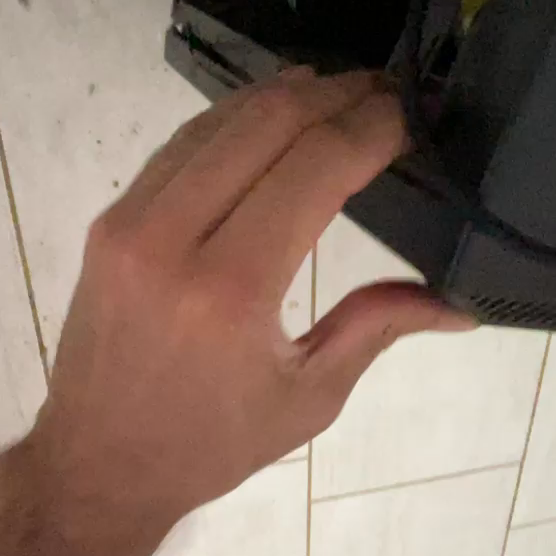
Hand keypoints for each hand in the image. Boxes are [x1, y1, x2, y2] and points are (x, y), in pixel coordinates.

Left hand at [22, 69, 473, 534]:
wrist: (98, 462)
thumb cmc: (208, 445)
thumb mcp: (306, 399)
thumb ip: (376, 328)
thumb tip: (458, 305)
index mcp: (231, 290)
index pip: (317, 166)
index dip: (374, 126)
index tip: (413, 115)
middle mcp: (171, 239)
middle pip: (267, 123)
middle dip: (336, 95)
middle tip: (385, 93)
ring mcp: (128, 224)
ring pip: (217, 123)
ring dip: (282, 97)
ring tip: (336, 95)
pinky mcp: (107, 224)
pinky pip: (178, 149)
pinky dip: (230, 123)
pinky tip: (267, 121)